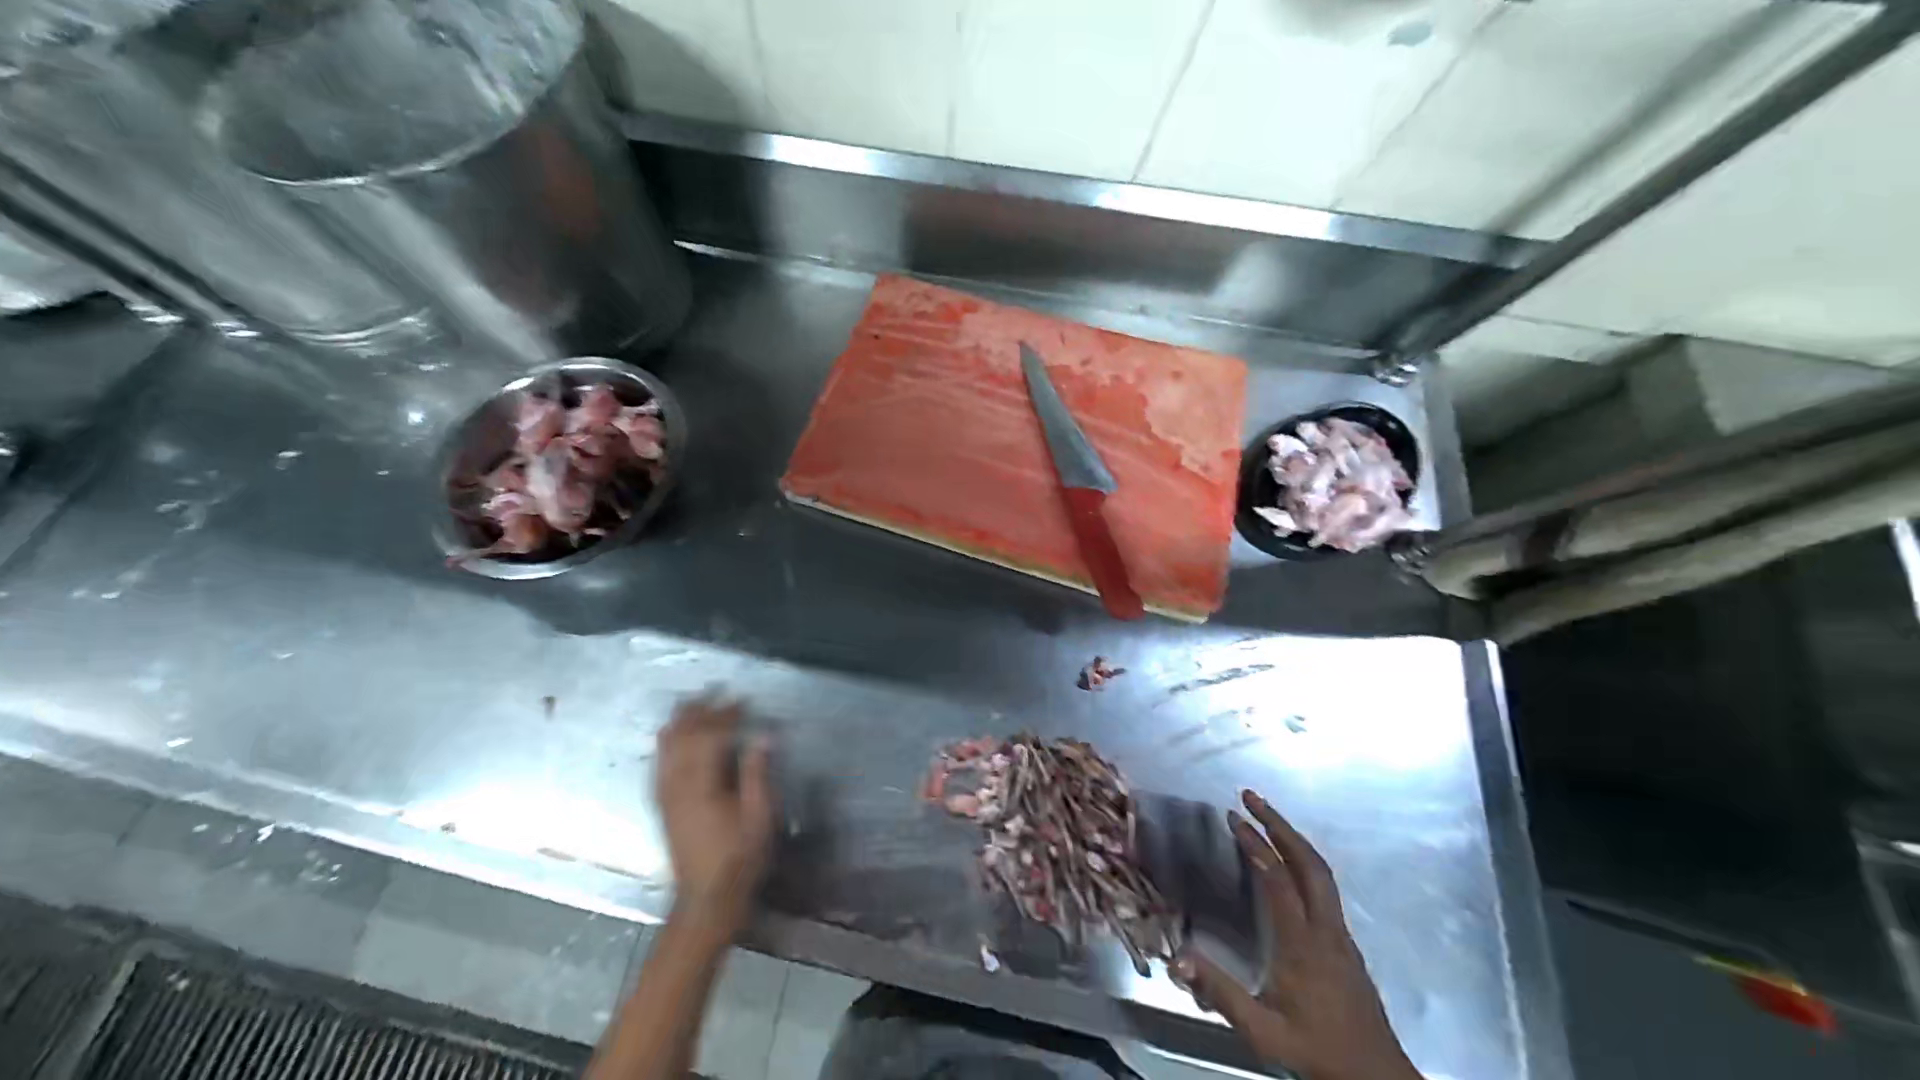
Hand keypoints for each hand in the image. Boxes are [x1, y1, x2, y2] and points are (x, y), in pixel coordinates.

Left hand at [655, 697, 774, 927]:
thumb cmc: (740, 858)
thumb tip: (763, 736)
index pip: (710, 737)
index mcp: (703, 786)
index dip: (726, 715)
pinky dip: (665, 743)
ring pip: (666, 748)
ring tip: (692, 703)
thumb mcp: (760, 817)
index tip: (742, 701)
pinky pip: (658, 765)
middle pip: (683, 736)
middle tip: (716, 692)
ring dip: (679, 722)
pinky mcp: (662, 806)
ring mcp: (665, 796)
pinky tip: (670, 736)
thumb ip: (758, 774)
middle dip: (699, 711)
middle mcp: (678, 785)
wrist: (706, 898)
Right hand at [1175, 791, 1419, 1079]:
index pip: (1279, 881)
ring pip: (1322, 873)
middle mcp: (1326, 930)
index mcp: (1304, 944)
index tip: (1232, 817)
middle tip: (1250, 797)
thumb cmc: (1317, 1051)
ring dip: (1293, 838)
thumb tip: (1176, 957)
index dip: (1255, 845)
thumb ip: (1220, 992)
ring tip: (1266, 816)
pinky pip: (1325, 887)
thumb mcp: (1263, 1031)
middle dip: (1279, 824)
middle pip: (1309, 863)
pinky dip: (1304, 860)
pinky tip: (1289, 862)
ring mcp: (1341, 936)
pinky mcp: (1347, 945)